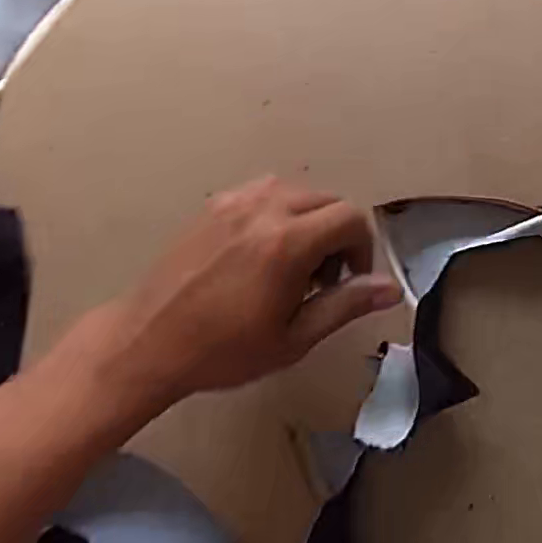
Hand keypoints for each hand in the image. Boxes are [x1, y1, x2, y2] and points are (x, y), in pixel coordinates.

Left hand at [75, 176, 403, 409]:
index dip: (362, 248)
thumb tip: (392, 288)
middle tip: (321, 279)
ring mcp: (234, 201)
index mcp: (287, 242)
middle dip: (338, 234)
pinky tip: (261, 249)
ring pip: (295, 191)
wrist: (149, 341)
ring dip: (309, 220)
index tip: (348, 281)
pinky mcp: (213, 204)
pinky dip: (277, 212)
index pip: (350, 217)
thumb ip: (346, 305)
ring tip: (292, 263)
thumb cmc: (224, 351)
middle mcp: (263, 208)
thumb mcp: (293, 338)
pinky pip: (262, 192)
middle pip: (327, 200)